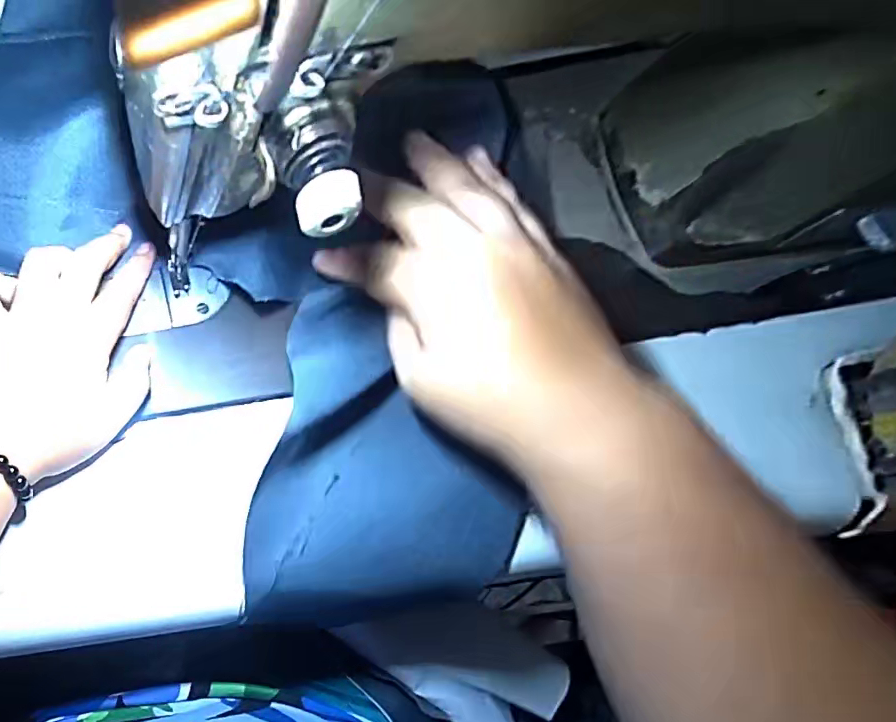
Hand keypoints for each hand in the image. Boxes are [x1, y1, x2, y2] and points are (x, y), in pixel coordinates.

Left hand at [0, 226, 156, 481]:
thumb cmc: (56, 437)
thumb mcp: (110, 420)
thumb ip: (134, 384)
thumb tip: (144, 355)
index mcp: (89, 338)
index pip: (120, 292)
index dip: (137, 268)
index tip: (147, 250)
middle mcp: (54, 315)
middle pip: (82, 264)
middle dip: (104, 244)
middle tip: (118, 236)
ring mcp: (16, 316)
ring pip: (37, 263)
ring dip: (58, 254)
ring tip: (68, 260)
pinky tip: (9, 292)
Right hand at [312, 133, 641, 465]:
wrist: (574, 405)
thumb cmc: (485, 403)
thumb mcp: (420, 376)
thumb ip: (400, 328)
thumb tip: (397, 300)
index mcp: (434, 283)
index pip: (378, 262)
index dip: (347, 260)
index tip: (321, 257)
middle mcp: (471, 246)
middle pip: (418, 208)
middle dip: (382, 189)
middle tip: (357, 171)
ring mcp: (512, 239)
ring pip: (468, 187)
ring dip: (438, 162)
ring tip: (417, 141)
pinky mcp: (543, 245)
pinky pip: (510, 197)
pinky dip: (490, 174)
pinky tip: (478, 160)